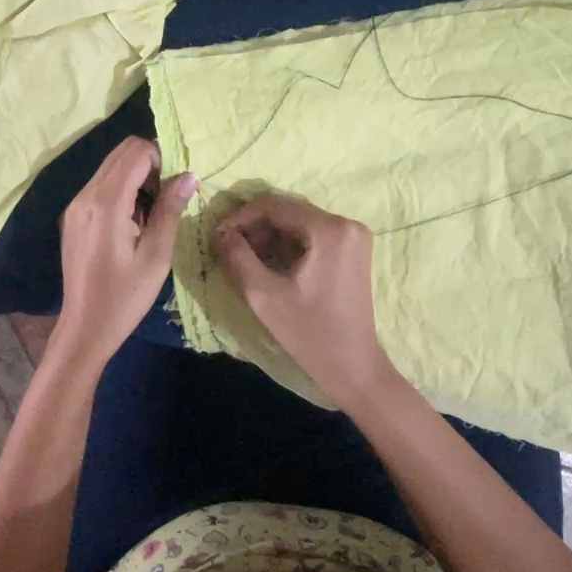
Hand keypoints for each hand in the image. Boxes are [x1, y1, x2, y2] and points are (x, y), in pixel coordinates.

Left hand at [55, 137, 197, 366]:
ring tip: (152, 213)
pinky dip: (121, 190)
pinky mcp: (72, 216)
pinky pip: (100, 186)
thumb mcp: (157, 256)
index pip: (136, 152)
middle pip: (120, 152)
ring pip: (110, 167)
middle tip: (167, 197)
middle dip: (149, 163)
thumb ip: (170, 210)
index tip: (176, 186)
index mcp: (105, 203)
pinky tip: (133, 222)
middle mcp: (85, 195)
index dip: (162, 158)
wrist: (85, 326)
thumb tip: (188, 175)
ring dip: (136, 177)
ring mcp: (75, 204)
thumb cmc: (125, 297)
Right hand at [213, 193, 386, 402]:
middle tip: (227, 248)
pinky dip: (286, 243)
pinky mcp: (352, 249)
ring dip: (268, 235)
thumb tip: (219, 232)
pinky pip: (311, 234)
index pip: (274, 206)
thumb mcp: (263, 295)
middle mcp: (346, 224)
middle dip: (254, 226)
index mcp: (329, 230)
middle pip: (288, 210)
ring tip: (243, 257)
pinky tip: (267, 262)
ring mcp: (353, 236)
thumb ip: (237, 257)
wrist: (352, 366)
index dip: (240, 217)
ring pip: (297, 221)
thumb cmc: (309, 333)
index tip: (217, 237)